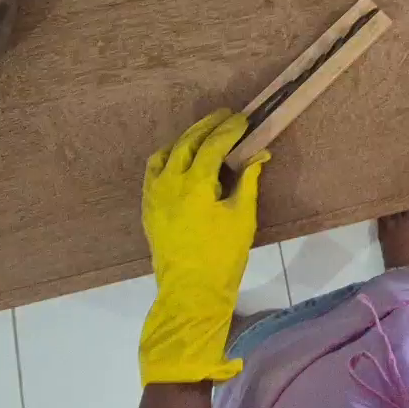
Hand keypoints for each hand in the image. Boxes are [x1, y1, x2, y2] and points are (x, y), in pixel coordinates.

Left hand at [138, 109, 267, 383]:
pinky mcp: (148, 206)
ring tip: (205, 132)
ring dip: (187, 138)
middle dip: (208, 126)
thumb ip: (248, 181)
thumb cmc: (223, 255)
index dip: (230, 129)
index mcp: (195, 184)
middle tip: (226, 116)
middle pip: (188, 141)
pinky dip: (168, 156)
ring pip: (167, 152)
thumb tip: (260, 155)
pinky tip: (181, 157)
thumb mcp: (243, 216)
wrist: (191, 292)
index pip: (213, 145)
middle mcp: (170, 182)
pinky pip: (153, 170)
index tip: (244, 119)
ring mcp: (154, 194)